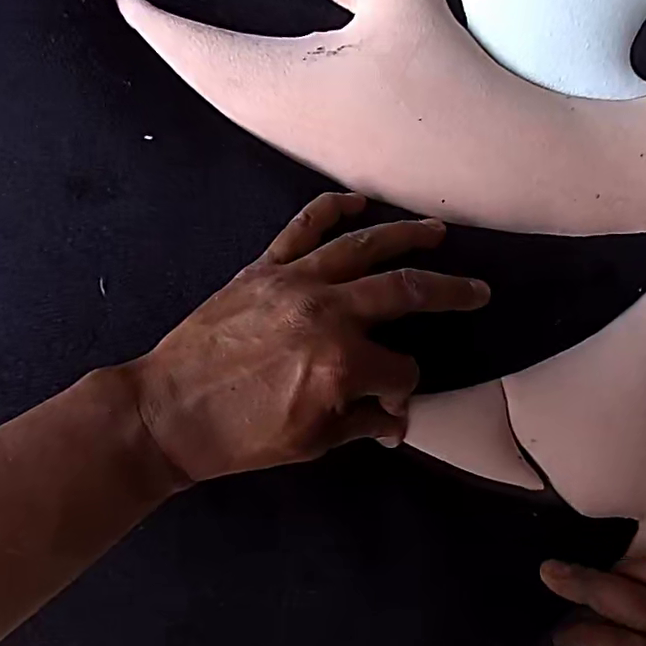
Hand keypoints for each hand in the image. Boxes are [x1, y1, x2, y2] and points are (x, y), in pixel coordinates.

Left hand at [122, 193, 488, 484]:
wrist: (168, 412)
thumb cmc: (240, 438)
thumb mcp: (312, 443)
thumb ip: (363, 422)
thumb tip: (396, 419)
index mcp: (342, 364)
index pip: (401, 369)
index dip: (404, 390)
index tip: (392, 403)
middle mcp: (327, 313)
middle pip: (405, 292)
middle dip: (450, 294)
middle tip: (477, 291)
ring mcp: (294, 282)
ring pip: (363, 246)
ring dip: (407, 236)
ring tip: (437, 232)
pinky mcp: (263, 269)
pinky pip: (303, 227)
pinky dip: (332, 209)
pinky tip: (358, 203)